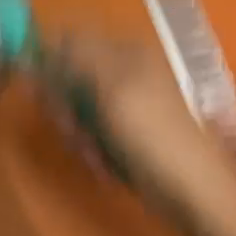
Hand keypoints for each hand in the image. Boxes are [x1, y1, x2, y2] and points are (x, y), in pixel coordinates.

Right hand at [47, 34, 235, 207]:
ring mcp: (126, 105)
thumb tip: (41, 40)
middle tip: (69, 128)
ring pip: (77, 106)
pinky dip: (91, 147)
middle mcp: (124, 72)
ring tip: (90, 153)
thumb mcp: (112, 86)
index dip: (49, 59)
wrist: (196, 195)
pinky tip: (102, 164)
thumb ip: (75, 57)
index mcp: (125, 51)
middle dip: (63, 103)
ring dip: (76, 131)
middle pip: (69, 74)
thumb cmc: (154, 135)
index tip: (39, 88)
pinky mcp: (126, 135)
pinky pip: (92, 131)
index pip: (70, 39)